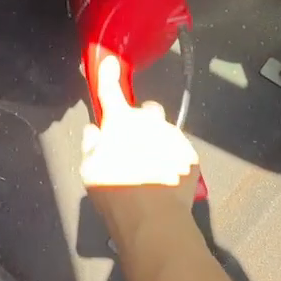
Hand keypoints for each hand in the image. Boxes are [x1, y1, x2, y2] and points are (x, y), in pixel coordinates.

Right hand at [80, 53, 199, 242]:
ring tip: (152, 170)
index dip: (108, 75)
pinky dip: (172, 160)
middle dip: (142, 121)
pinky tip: (165, 180)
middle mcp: (149, 122)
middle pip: (146, 111)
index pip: (111, 91)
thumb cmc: (114, 192)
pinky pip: (179, 151)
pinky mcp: (191, 156)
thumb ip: (91, 145)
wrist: (153, 219)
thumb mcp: (88, 170)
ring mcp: (173, 138)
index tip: (109, 61)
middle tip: (134, 145)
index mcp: (120, 123)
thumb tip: (95, 130)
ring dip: (158, 142)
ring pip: (165, 131)